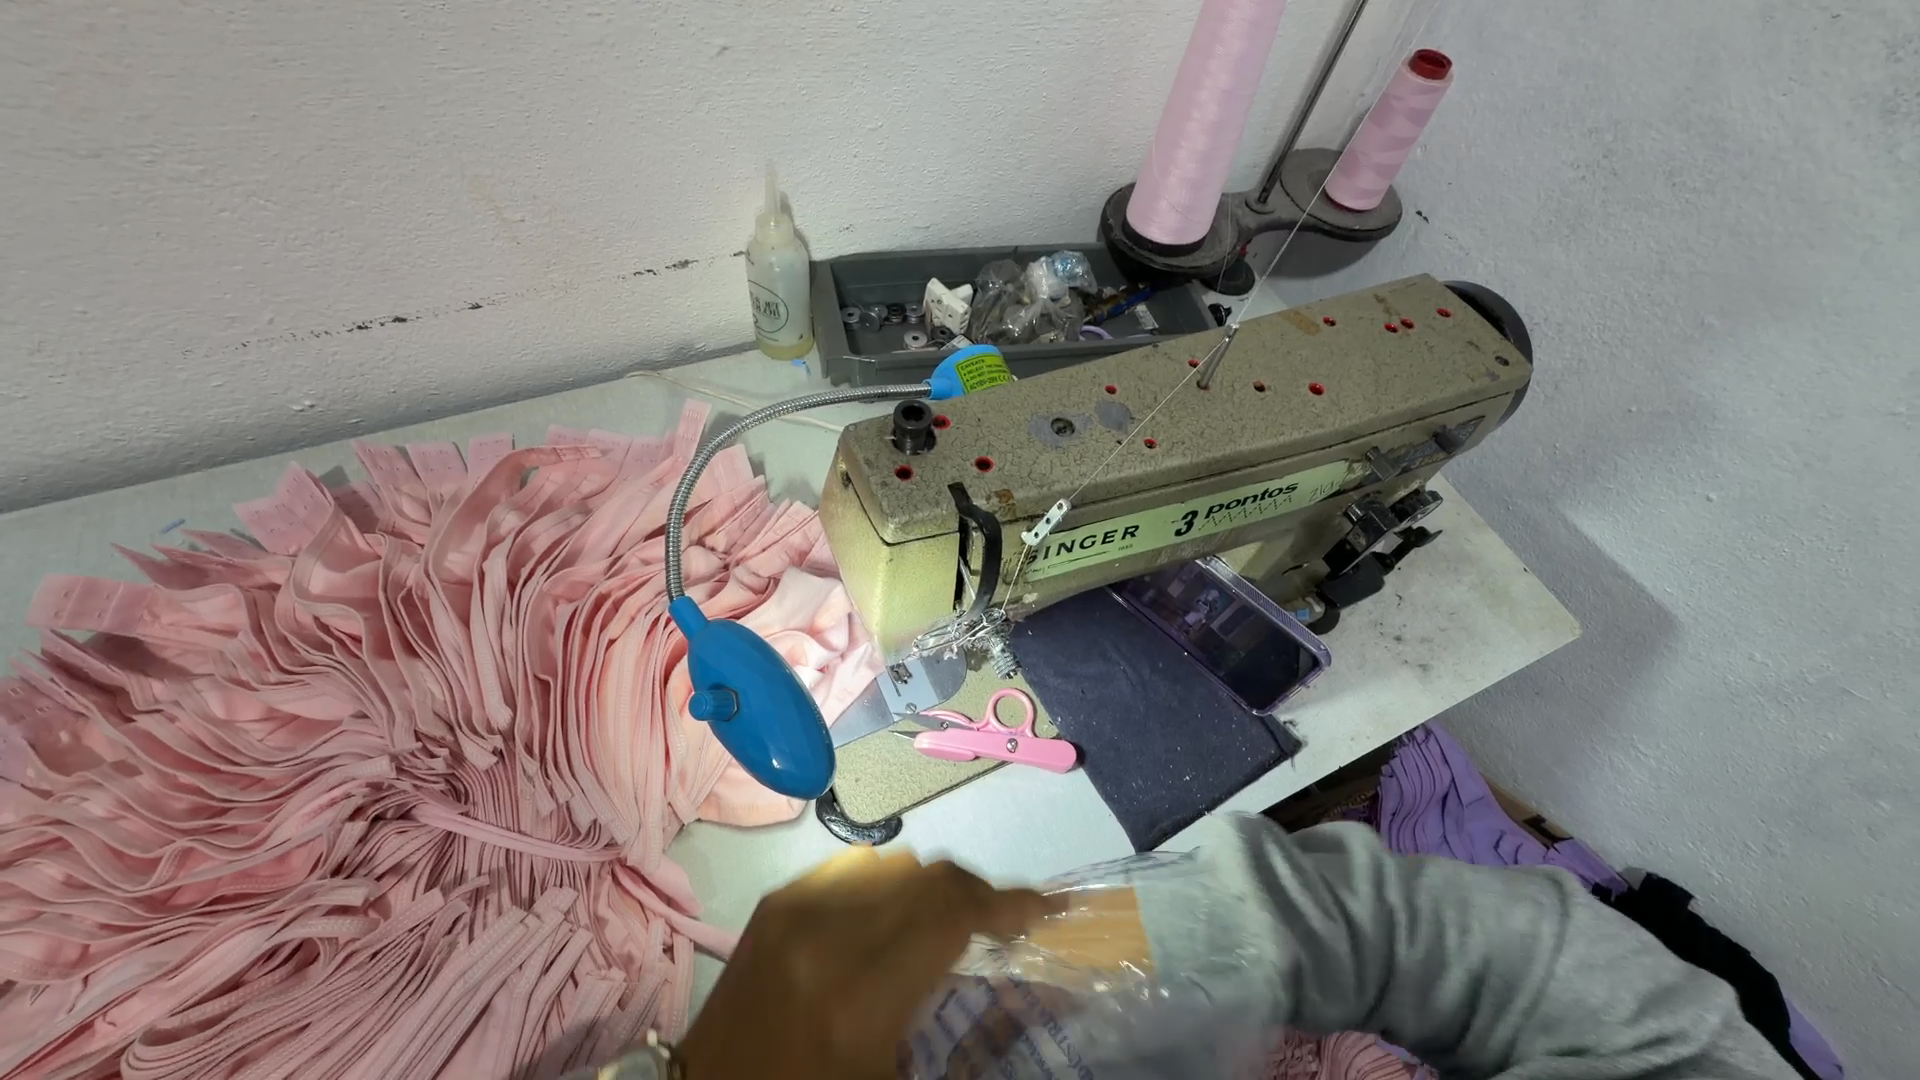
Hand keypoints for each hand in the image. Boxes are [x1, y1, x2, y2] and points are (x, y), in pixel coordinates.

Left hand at [677, 847, 1055, 1079]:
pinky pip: (854, 867)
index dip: (1008, 904)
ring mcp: (795, 909)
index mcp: (860, 998)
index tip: (1047, 908)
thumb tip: (1027, 999)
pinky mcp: (775, 900)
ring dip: (932, 888)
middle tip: (1002, 924)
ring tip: (944, 925)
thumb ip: (967, 1042)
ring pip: (895, 863)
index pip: (952, 914)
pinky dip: (887, 884)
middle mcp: (828, 934)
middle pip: (929, 878)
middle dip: (978, 895)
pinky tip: (887, 918)